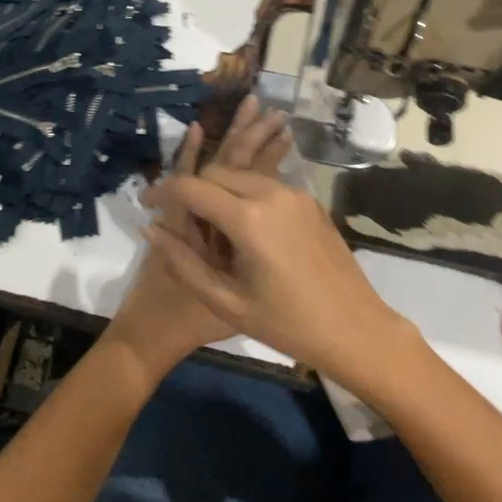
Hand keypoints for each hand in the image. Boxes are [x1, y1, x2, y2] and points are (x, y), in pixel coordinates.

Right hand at [144, 157, 415, 383]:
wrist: (355, 329)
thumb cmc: (287, 324)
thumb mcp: (226, 301)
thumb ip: (182, 262)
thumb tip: (150, 228)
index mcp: (249, 219)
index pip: (191, 187)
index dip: (162, 192)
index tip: (145, 206)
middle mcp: (272, 194)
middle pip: (216, 172)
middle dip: (191, 190)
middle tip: (180, 222)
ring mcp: (295, 194)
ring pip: (241, 174)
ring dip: (218, 191)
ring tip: (210, 228)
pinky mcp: (310, 201)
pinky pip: (265, 185)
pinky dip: (243, 196)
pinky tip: (243, 231)